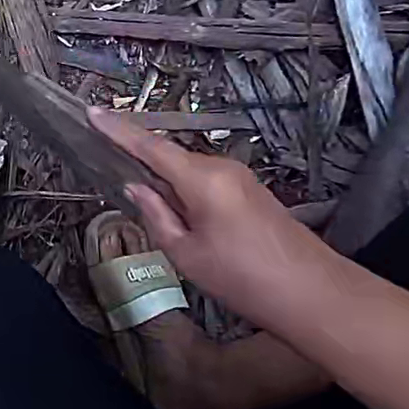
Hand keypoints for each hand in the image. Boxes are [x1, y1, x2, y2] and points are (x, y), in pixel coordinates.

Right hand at [90, 107, 335, 308]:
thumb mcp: (185, 254)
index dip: (117, 129)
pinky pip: (205, 180)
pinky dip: (185, 190)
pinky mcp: (250, 190)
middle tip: (115, 178)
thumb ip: (155, 214)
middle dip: (142, 165)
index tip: (92, 112)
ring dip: (165, 183)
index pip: (149, 146)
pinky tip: (182, 217)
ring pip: (187, 170)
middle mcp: (221, 168)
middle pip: (168, 157)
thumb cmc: (244, 279)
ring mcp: (239, 176)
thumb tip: (135, 186)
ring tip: (154, 213)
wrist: (316, 296)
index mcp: (201, 179)